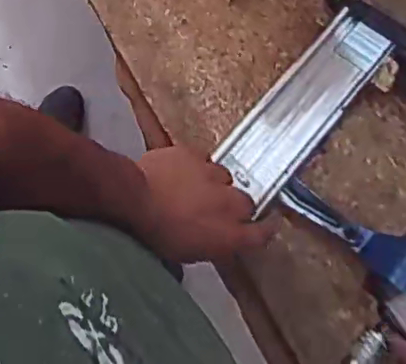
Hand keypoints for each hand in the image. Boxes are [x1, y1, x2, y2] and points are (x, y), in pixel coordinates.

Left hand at [132, 145, 274, 262]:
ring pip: (224, 175)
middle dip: (234, 203)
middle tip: (215, 205)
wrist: (138, 198)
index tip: (267, 223)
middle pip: (246, 201)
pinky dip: (195, 164)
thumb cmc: (160, 233)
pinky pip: (202, 159)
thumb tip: (219, 237)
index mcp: (232, 234)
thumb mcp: (192, 252)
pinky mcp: (194, 154)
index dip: (266, 227)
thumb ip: (215, 243)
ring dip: (214, 181)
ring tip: (195, 184)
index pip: (263, 233)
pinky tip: (181, 169)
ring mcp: (212, 175)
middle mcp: (229, 203)